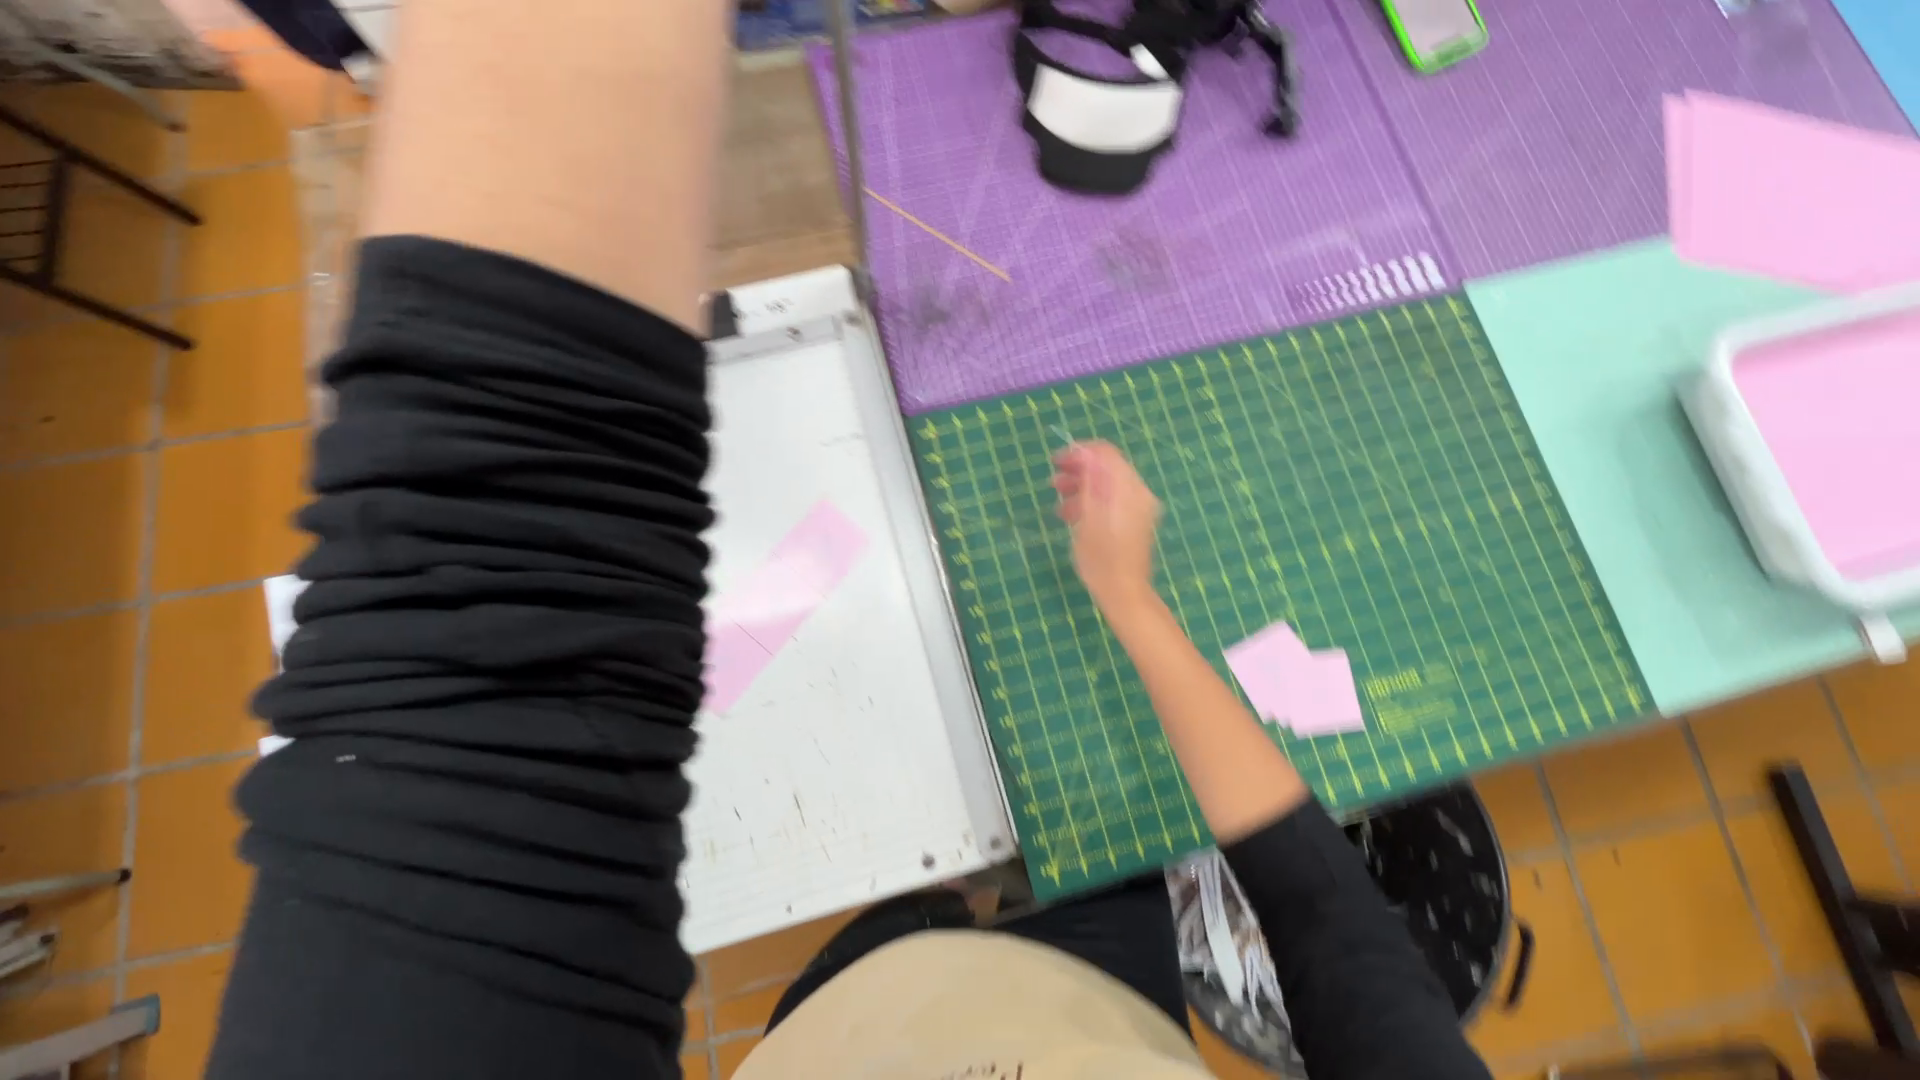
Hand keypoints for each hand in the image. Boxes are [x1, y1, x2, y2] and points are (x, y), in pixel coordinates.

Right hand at [1054, 440, 1162, 613]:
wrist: (1124, 593)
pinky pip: (1113, 500)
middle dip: (1079, 472)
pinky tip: (1074, 518)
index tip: (1056, 462)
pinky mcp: (1135, 521)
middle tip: (1054, 484)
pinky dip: (1093, 502)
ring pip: (1108, 485)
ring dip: (1082, 489)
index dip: (1080, 453)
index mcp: (1129, 489)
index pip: (1106, 454)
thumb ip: (1090, 482)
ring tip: (1060, 506)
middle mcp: (1138, 493)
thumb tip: (1085, 453)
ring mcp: (1139, 508)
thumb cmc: (1102, 559)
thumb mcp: (1089, 518)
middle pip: (1107, 468)